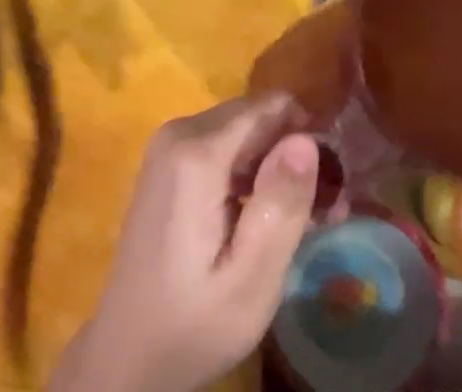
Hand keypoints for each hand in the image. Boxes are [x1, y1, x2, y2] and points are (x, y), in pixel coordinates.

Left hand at [51, 95, 320, 391]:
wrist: (128, 354)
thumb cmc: (195, 322)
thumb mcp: (252, 277)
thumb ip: (280, 204)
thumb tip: (306, 140)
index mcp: (196, 153)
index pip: (271, 107)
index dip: (309, 137)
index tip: (332, 185)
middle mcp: (179, 134)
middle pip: (258, 117)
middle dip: (296, 154)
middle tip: (327, 210)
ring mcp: (169, 148)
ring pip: (245, 132)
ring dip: (279, 168)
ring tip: (308, 221)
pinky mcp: (169, 166)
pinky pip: (225, 149)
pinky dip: (253, 175)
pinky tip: (270, 219)